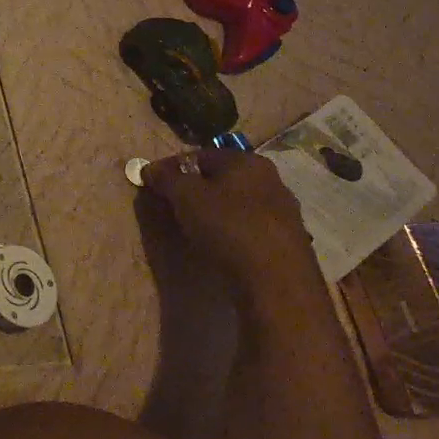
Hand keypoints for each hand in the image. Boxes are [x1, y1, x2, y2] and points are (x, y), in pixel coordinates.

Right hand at [142, 149, 321, 300]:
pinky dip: (231, 231)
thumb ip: (164, 177)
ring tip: (194, 229)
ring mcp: (285, 212)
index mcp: (248, 161)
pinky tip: (220, 245)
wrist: (277, 282)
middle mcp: (272, 180)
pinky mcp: (288, 241)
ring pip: (234, 204)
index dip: (171, 168)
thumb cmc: (227, 226)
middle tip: (173, 207)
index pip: (198, 156)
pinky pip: (248, 226)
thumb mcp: (183, 194)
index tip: (154, 185)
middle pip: (219, 180)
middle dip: (193, 191)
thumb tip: (150, 169)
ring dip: (212, 212)